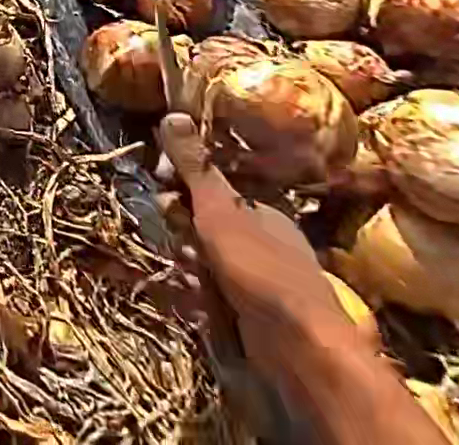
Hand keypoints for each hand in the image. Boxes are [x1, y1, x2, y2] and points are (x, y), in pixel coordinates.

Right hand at [158, 114, 447, 444]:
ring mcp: (258, 273)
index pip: (208, 181)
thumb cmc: (258, 265)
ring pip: (203, 251)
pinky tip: (194, 293)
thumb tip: (174, 112)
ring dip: (187, 256)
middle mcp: (262, 236)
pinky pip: (211, 283)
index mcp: (260, 207)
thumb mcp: (219, 207)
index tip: (161, 182)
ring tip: (188, 268)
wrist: (297, 345)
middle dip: (181, 222)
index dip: (179, 179)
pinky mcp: (250, 305)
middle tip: (175, 232)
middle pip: (202, 216)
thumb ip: (195, 165)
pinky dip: (198, 286)